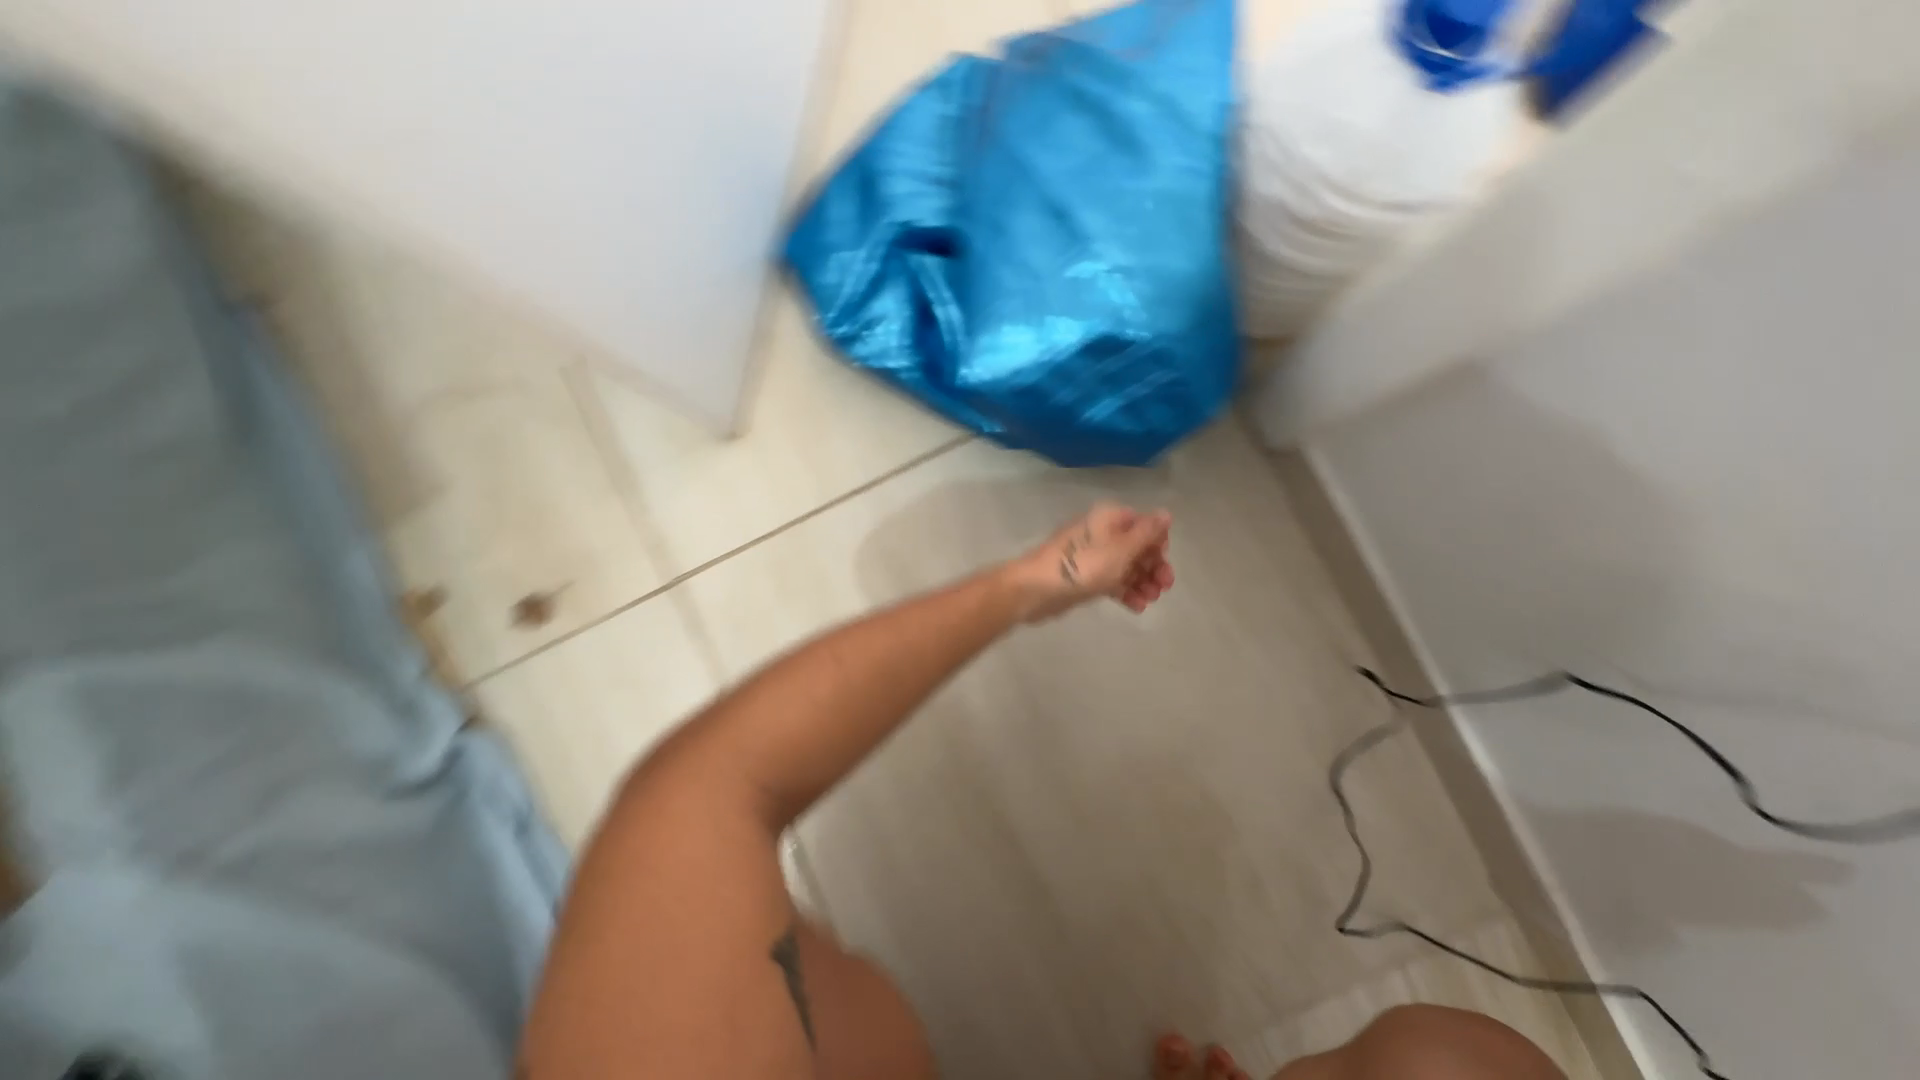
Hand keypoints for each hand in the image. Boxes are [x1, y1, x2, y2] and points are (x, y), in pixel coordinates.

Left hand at [1008, 503, 1174, 621]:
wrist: (1036, 589)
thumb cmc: (1083, 566)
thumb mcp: (1121, 549)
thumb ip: (1146, 533)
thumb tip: (1166, 513)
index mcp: (1110, 518)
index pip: (1143, 524)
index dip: (1158, 543)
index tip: (1164, 562)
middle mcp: (1102, 533)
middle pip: (1136, 547)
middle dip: (1153, 566)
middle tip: (1163, 587)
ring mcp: (1092, 556)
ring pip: (1125, 566)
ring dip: (1142, 581)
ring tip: (1150, 600)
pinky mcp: (1084, 577)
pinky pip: (1111, 581)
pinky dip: (1125, 592)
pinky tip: (1137, 607)